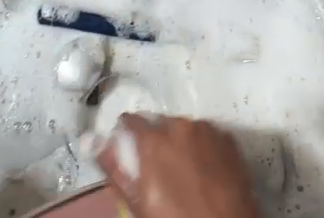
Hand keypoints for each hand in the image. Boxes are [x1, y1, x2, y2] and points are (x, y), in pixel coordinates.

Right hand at [94, 114, 261, 217]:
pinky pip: (208, 135)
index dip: (126, 133)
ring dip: (180, 142)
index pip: (130, 120)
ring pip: (185, 128)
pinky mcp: (228, 138)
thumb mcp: (137, 203)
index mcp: (154, 139)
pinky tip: (205, 169)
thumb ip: (114, 169)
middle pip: (159, 124)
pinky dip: (203, 147)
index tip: (128, 147)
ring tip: (184, 170)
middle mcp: (180, 125)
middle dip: (156, 140)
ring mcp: (207, 130)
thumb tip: (95, 143)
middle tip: (159, 167)